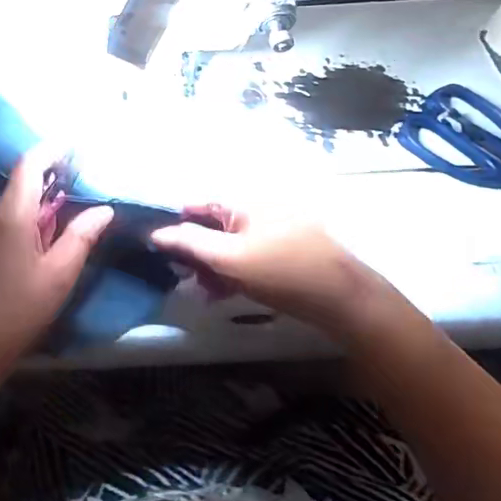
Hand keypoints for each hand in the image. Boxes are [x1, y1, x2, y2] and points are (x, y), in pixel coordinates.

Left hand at [0, 147, 113, 379]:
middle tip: (81, 194)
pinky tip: (37, 249)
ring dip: (37, 208)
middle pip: (21, 185)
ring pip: (11, 205)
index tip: (75, 148)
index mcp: (10, 213)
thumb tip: (103, 209)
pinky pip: (0, 222)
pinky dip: (22, 223)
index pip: (30, 164)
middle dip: (51, 184)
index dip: (53, 150)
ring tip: (64, 228)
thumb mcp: (59, 275)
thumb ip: (82, 236)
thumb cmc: (16, 311)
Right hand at [150, 206, 417, 343]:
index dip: (173, 226)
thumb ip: (190, 243)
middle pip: (210, 224)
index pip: (194, 204)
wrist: (344, 299)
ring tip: (207, 293)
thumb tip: (157, 232)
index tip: (159, 251)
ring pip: (227, 242)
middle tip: (185, 279)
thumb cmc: (282, 273)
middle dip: (194, 252)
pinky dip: (232, 270)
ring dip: (211, 266)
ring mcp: (271, 228)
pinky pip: (246, 254)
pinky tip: (224, 293)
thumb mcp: (229, 259)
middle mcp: (255, 207)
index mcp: (242, 201)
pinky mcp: (282, 249)